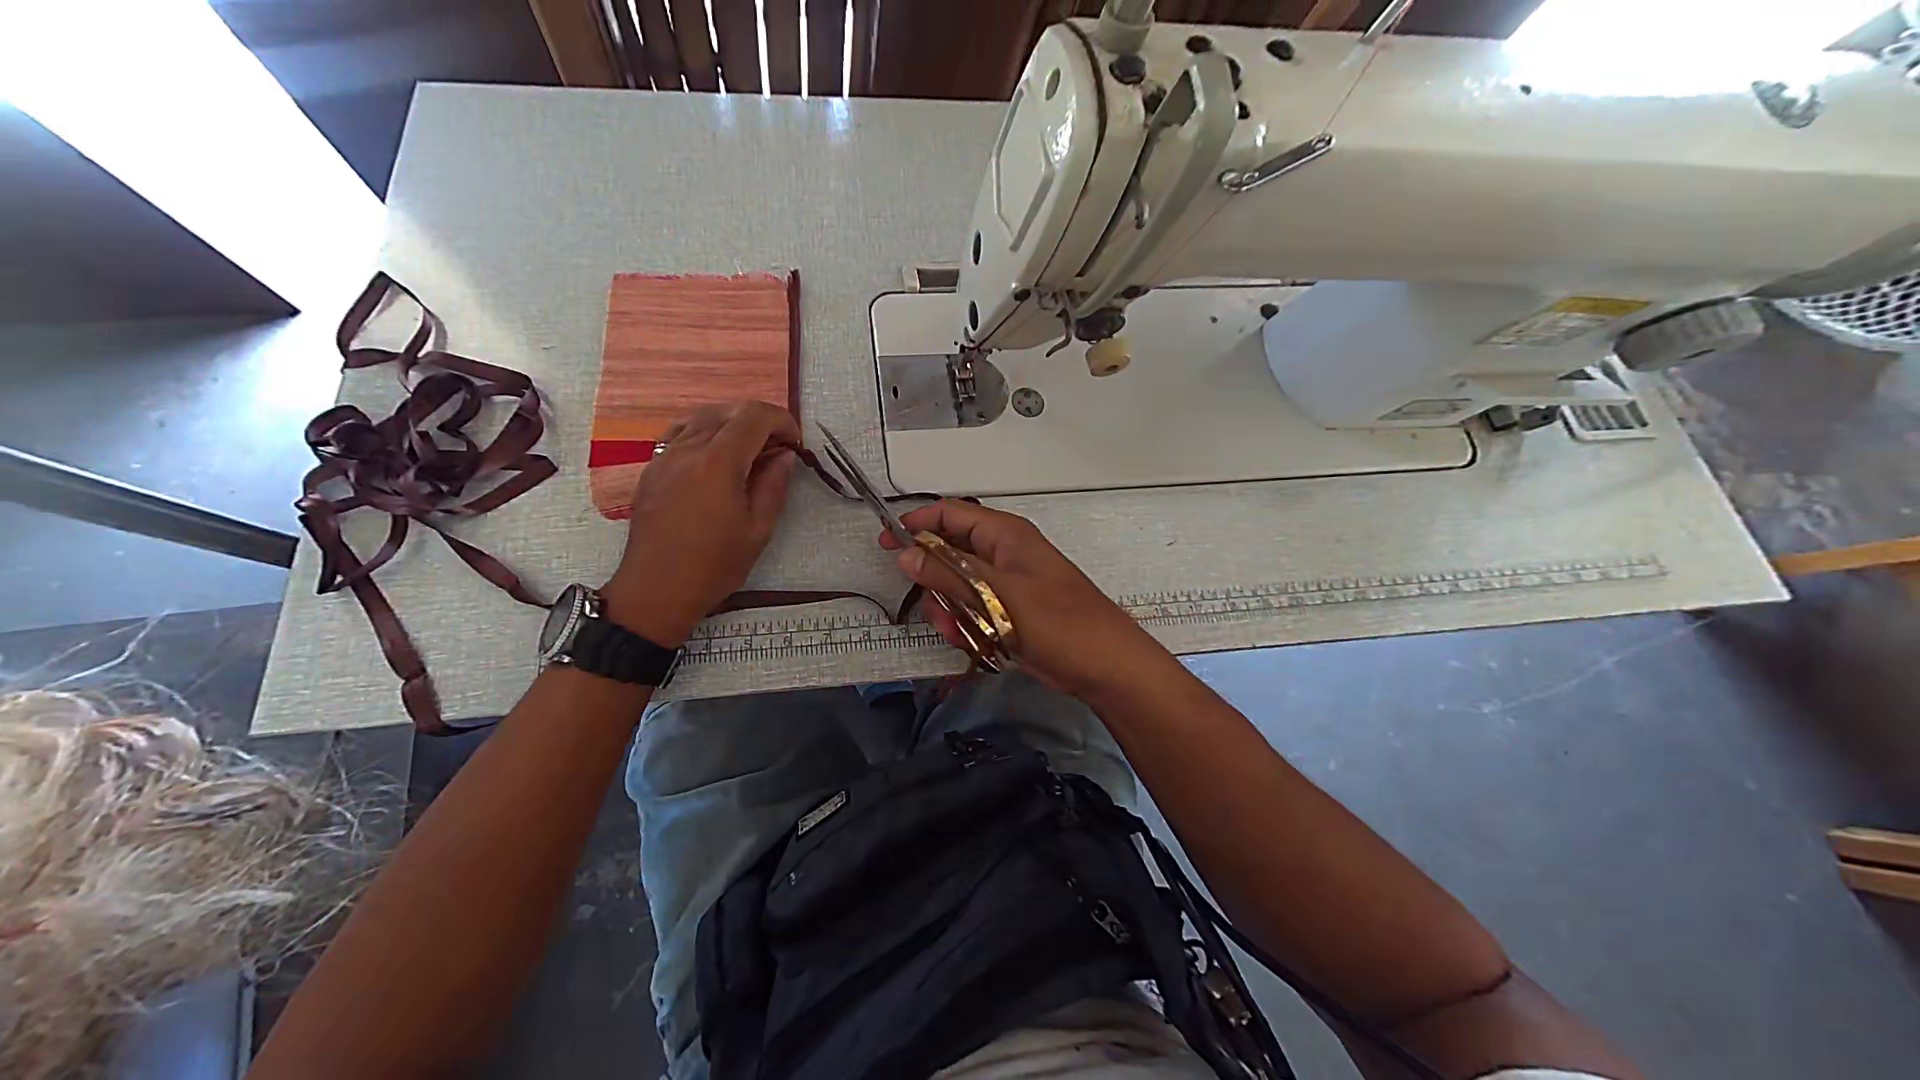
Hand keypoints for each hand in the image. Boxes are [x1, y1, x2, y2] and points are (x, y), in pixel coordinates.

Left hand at [602, 401, 799, 645]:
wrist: (656, 590)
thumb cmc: (714, 566)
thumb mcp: (758, 530)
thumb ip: (774, 485)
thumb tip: (784, 455)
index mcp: (718, 463)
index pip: (754, 416)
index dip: (782, 421)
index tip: (795, 444)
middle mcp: (688, 449)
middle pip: (728, 411)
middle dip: (760, 421)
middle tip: (777, 449)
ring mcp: (664, 456)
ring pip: (702, 417)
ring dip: (731, 424)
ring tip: (747, 451)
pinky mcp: (651, 469)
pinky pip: (679, 433)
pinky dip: (704, 432)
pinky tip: (714, 455)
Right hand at [878, 500, 1178, 701]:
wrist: (1102, 666)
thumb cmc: (1059, 621)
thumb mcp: (997, 594)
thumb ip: (948, 573)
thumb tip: (905, 554)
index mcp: (1004, 534)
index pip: (949, 514)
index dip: (916, 523)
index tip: (886, 542)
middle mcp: (1001, 554)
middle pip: (946, 554)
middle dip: (936, 583)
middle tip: (939, 606)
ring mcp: (1003, 586)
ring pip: (954, 589)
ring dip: (950, 611)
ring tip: (963, 631)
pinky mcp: (1005, 614)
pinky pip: (970, 613)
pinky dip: (966, 627)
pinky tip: (976, 643)